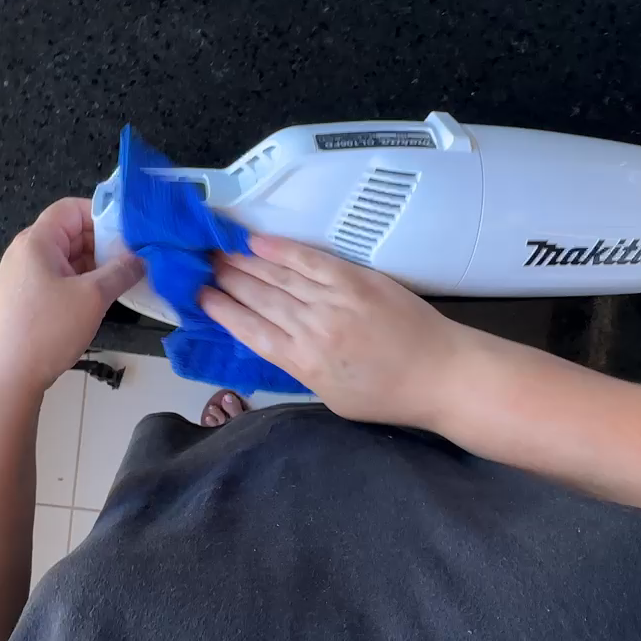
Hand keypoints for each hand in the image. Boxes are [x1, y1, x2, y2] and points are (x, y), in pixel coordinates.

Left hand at [0, 198, 143, 395]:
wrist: (7, 375)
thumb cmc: (48, 329)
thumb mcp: (92, 297)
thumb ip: (120, 272)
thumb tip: (141, 259)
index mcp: (38, 241)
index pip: (71, 208)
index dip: (102, 214)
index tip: (130, 232)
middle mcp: (27, 252)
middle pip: (71, 233)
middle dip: (104, 243)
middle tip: (134, 259)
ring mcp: (24, 276)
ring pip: (68, 259)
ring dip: (96, 266)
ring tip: (124, 281)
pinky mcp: (26, 299)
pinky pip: (59, 279)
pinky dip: (82, 283)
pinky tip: (102, 299)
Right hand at [199, 234, 474, 428]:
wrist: (441, 374)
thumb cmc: (388, 396)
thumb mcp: (332, 397)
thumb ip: (300, 368)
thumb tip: (275, 341)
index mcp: (303, 363)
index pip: (251, 330)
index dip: (222, 310)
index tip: (199, 296)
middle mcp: (312, 328)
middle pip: (258, 298)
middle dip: (226, 280)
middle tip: (199, 264)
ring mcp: (334, 299)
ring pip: (278, 277)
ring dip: (244, 263)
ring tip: (218, 251)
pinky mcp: (356, 279)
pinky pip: (311, 260)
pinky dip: (283, 250)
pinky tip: (258, 243)